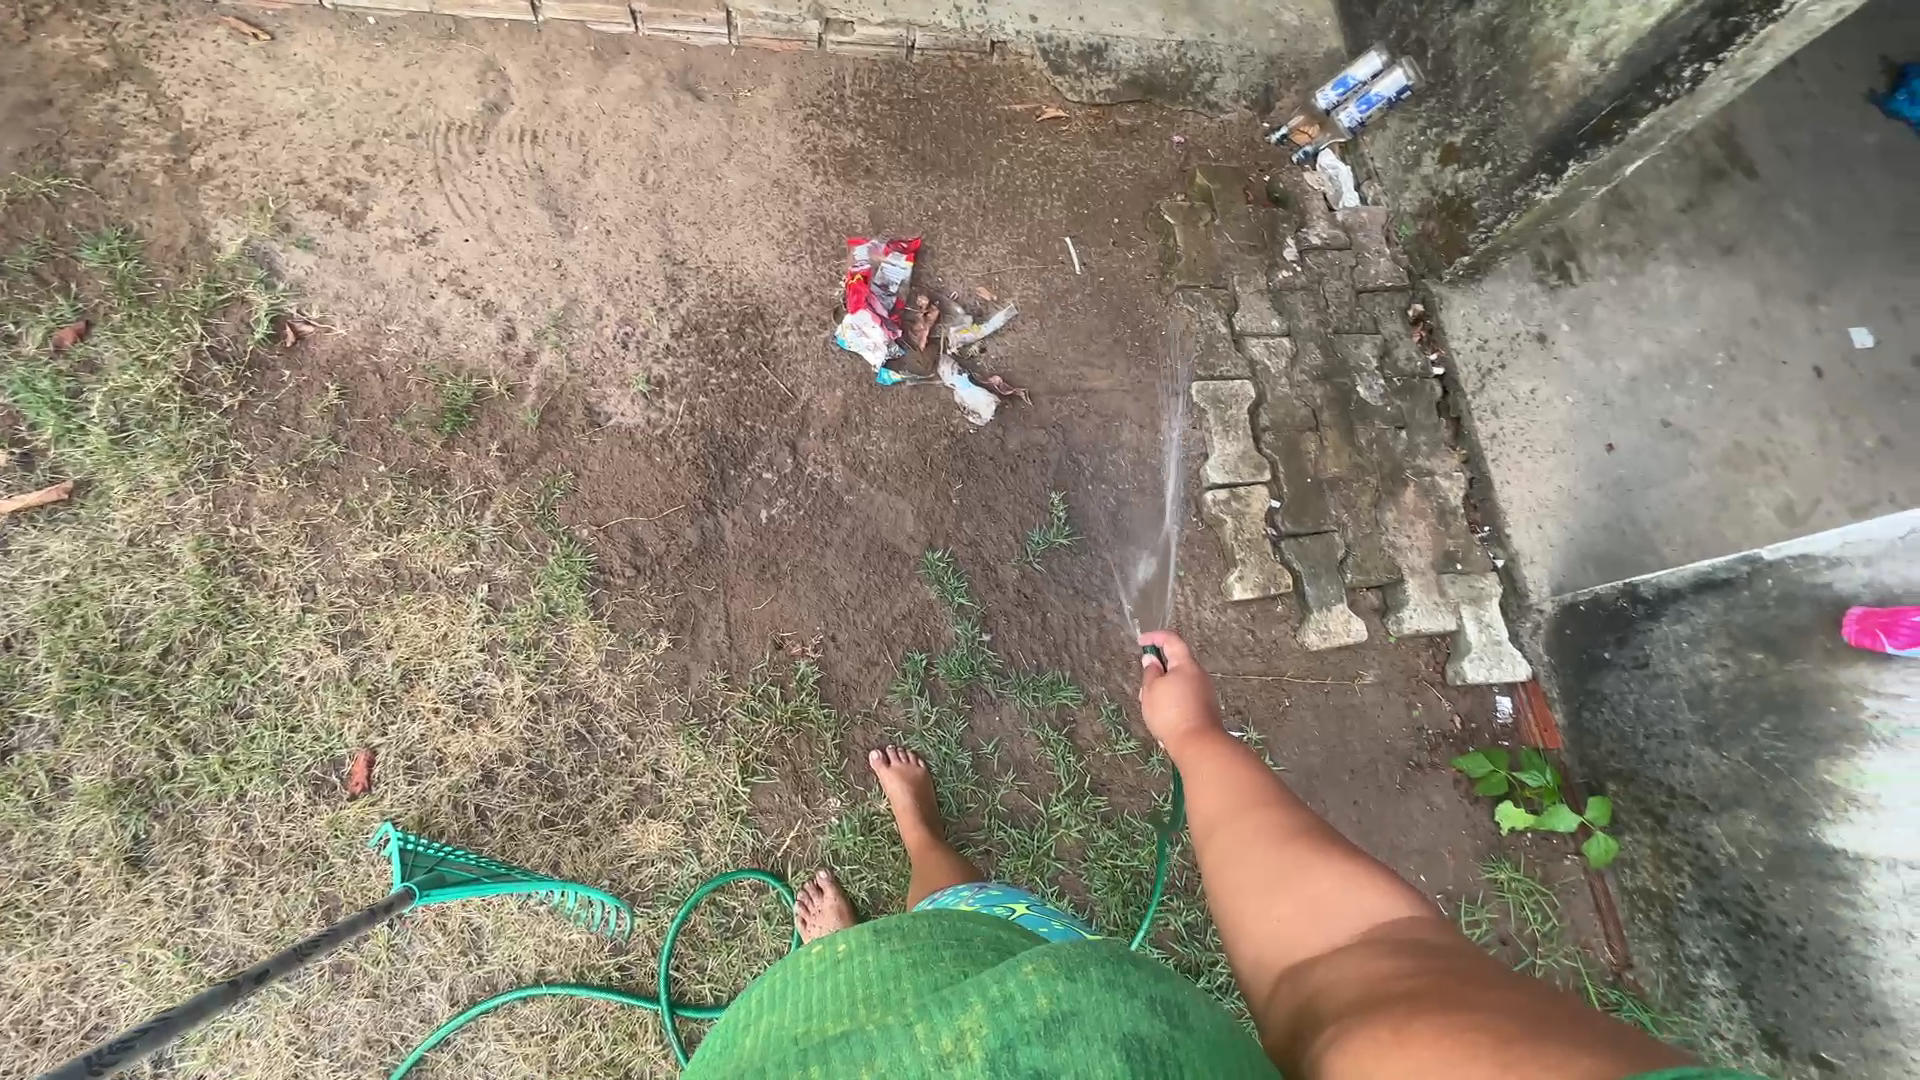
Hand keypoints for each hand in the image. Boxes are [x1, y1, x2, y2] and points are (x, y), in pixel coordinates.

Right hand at [1137, 630, 1224, 750]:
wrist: (1198, 745)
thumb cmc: (1170, 713)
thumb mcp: (1151, 690)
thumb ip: (1150, 672)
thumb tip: (1152, 660)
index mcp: (1186, 665)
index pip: (1171, 640)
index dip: (1155, 637)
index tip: (1140, 642)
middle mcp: (1198, 674)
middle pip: (1176, 662)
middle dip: (1157, 668)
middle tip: (1144, 684)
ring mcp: (1204, 691)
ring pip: (1179, 680)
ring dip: (1163, 686)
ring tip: (1151, 705)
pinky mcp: (1205, 707)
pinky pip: (1184, 695)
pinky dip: (1171, 698)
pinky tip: (1163, 716)